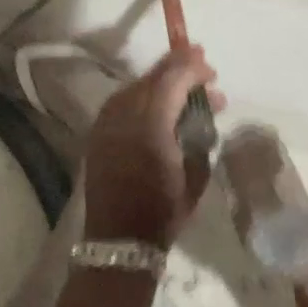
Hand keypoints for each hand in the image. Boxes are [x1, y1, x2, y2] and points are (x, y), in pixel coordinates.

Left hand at [81, 44, 223, 246]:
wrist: (119, 238)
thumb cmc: (164, 209)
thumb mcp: (195, 172)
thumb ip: (198, 132)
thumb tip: (202, 108)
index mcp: (151, 123)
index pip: (172, 79)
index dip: (192, 68)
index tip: (210, 68)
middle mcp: (123, 114)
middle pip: (152, 77)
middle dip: (178, 70)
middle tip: (202, 69)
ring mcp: (106, 121)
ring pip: (136, 87)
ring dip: (161, 83)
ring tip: (183, 89)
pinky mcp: (97, 131)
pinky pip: (122, 102)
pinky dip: (143, 97)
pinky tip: (158, 106)